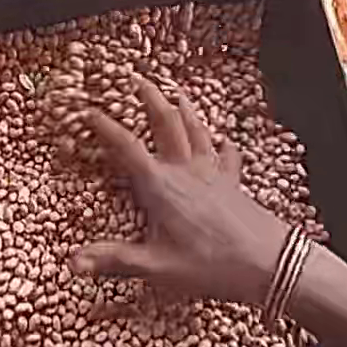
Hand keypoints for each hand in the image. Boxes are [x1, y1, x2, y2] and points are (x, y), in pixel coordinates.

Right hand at [70, 76, 289, 305]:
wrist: (272, 264)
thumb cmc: (212, 265)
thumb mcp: (158, 267)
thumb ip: (115, 260)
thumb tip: (73, 262)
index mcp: (162, 186)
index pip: (127, 148)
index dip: (106, 127)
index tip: (88, 111)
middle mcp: (185, 172)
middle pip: (166, 124)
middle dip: (149, 98)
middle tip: (136, 79)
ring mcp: (212, 174)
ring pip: (196, 131)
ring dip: (183, 110)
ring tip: (176, 93)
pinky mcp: (232, 184)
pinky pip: (227, 157)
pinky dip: (222, 145)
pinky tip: (225, 140)